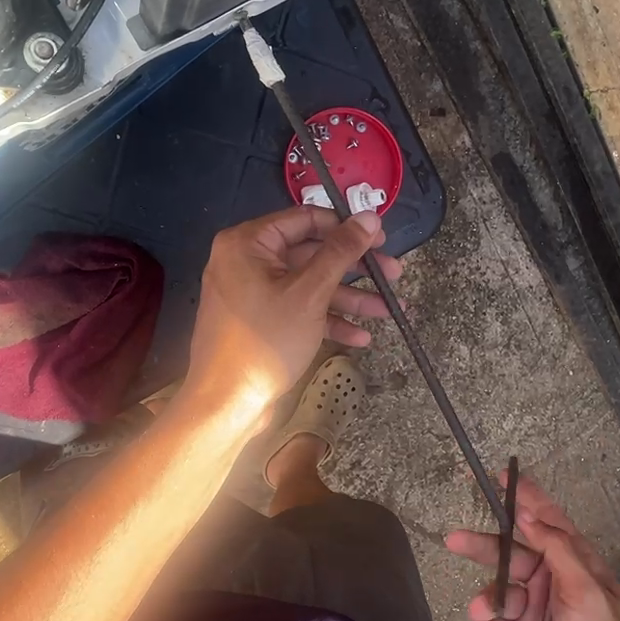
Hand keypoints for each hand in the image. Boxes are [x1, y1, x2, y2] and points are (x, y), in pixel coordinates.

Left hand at [186, 206, 400, 407]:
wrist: (226, 404)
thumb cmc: (265, 341)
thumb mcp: (309, 293)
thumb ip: (341, 252)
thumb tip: (369, 216)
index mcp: (248, 243)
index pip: (306, 220)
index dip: (347, 227)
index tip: (381, 239)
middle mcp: (246, 261)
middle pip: (311, 254)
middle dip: (355, 269)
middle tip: (394, 275)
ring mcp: (252, 293)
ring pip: (308, 285)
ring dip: (348, 298)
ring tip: (388, 310)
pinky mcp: (259, 322)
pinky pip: (297, 309)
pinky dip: (326, 319)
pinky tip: (360, 336)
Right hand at [447, 477, 619, 620]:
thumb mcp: (589, 593)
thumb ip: (558, 549)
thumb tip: (530, 514)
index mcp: (577, 569)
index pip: (549, 524)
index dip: (526, 500)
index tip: (500, 477)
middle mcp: (552, 587)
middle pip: (511, 554)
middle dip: (485, 547)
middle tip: (455, 539)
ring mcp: (531, 616)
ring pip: (496, 590)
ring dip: (487, 597)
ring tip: (487, 612)